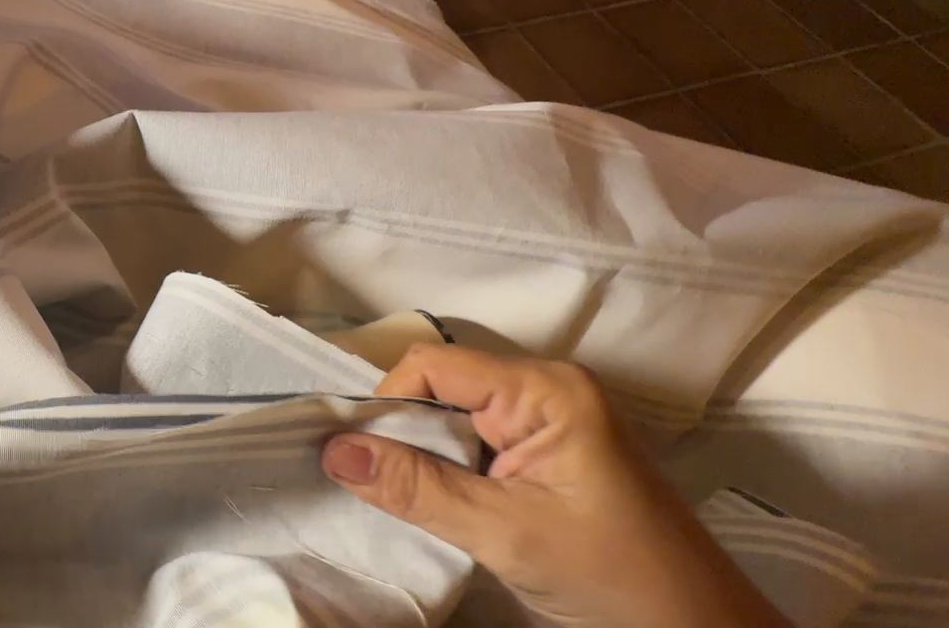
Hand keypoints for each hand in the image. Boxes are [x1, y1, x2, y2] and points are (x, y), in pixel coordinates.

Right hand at [320, 345, 787, 627]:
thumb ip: (416, 488)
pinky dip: (450, 461)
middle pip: (441, 383)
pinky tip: (448, 495)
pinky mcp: (550, 442)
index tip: (363, 454)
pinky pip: (476, 432)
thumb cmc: (615, 583)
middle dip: (406, 429)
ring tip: (415, 492)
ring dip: (426, 449)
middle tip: (384, 480)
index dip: (388, 401)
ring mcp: (551, 413)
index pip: (433, 365)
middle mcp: (546, 385)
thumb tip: (333, 449)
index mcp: (546, 389)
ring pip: (454, 410)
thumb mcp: (506, 535)